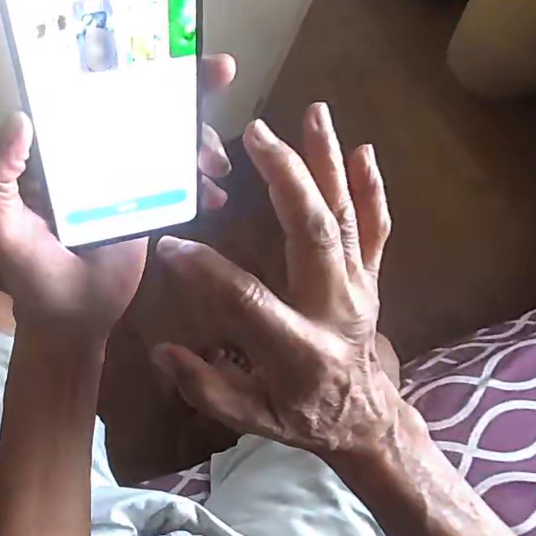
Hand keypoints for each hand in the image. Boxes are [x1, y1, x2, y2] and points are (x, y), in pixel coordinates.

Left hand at [0, 55, 236, 336]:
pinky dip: (202, 180)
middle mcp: (90, 152)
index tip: (159, 47)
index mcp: (55, 148)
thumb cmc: (30, 272)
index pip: (86, 92)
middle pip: (138, 105)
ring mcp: (123, 175)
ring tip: (215, 162)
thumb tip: (19, 117)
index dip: (120, 63)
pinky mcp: (149, 200)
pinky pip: (180, 177)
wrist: (73, 318)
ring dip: (200, 137)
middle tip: (220, 71)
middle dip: (182, 86)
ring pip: (166, 138)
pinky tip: (215, 194)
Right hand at [152, 103, 420, 471]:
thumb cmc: (303, 418)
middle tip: (257, 134)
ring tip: (314, 114)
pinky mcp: (369, 277)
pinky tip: (363, 151)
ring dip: (328, 162)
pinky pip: (373, 227)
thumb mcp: (251, 420)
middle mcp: (333, 306)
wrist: (367, 421)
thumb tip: (162, 350)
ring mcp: (357, 286)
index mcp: (298, 346)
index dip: (205, 270)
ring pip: (344, 216)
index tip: (171, 245)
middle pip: (311, 232)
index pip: (247, 297)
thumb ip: (205, 386)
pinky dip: (370, 188)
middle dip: (285, 178)